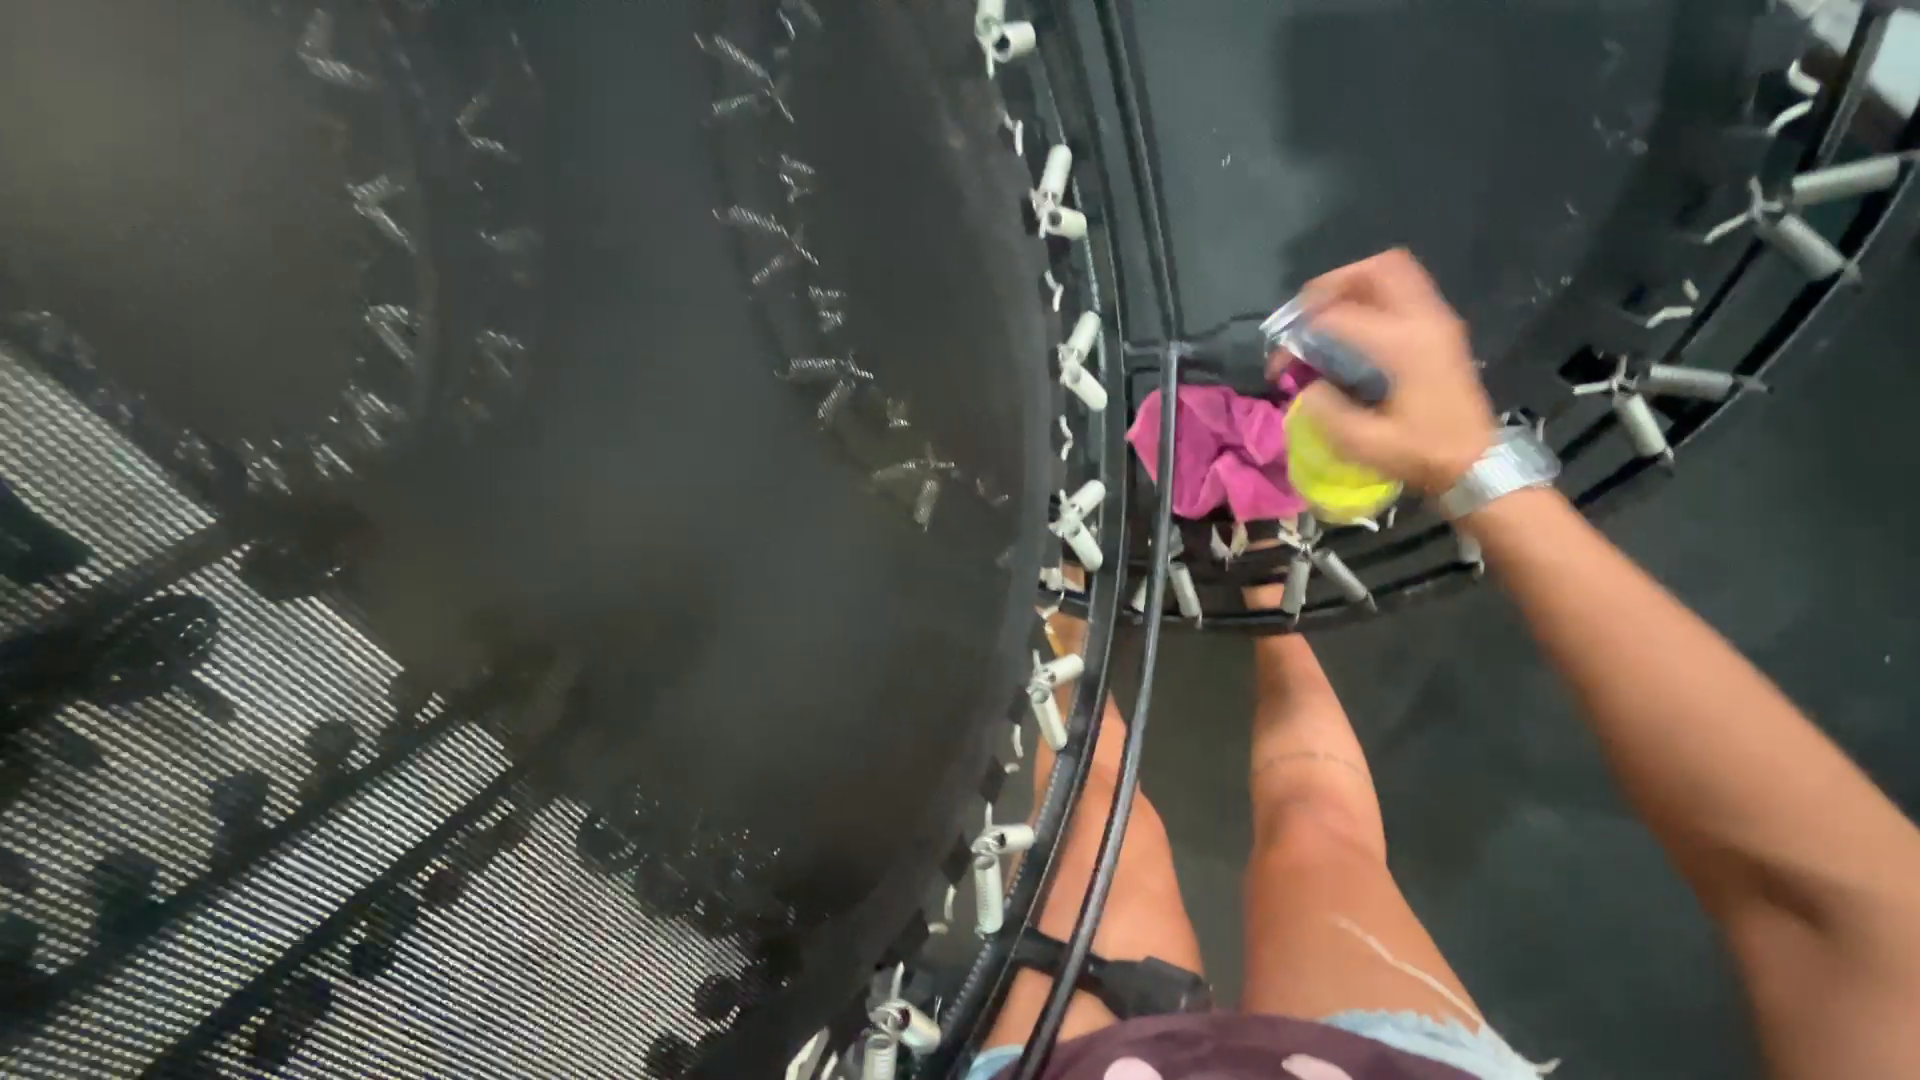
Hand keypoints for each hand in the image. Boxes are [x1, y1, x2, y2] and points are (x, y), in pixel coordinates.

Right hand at [1290, 250, 1496, 495]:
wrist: (1477, 461)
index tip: (1281, 366)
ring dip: (1351, 287)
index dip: (1299, 336)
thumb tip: (1308, 385)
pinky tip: (1350, 330)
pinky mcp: (1440, 329)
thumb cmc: (1422, 452)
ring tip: (1324, 319)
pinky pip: (1403, 290)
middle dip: (1331, 286)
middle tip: (1304, 317)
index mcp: (1403, 346)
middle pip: (1375, 270)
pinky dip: (1370, 298)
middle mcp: (1423, 320)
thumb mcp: (1365, 443)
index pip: (1338, 316)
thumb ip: (1327, 410)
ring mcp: (1436, 320)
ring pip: (1391, 273)